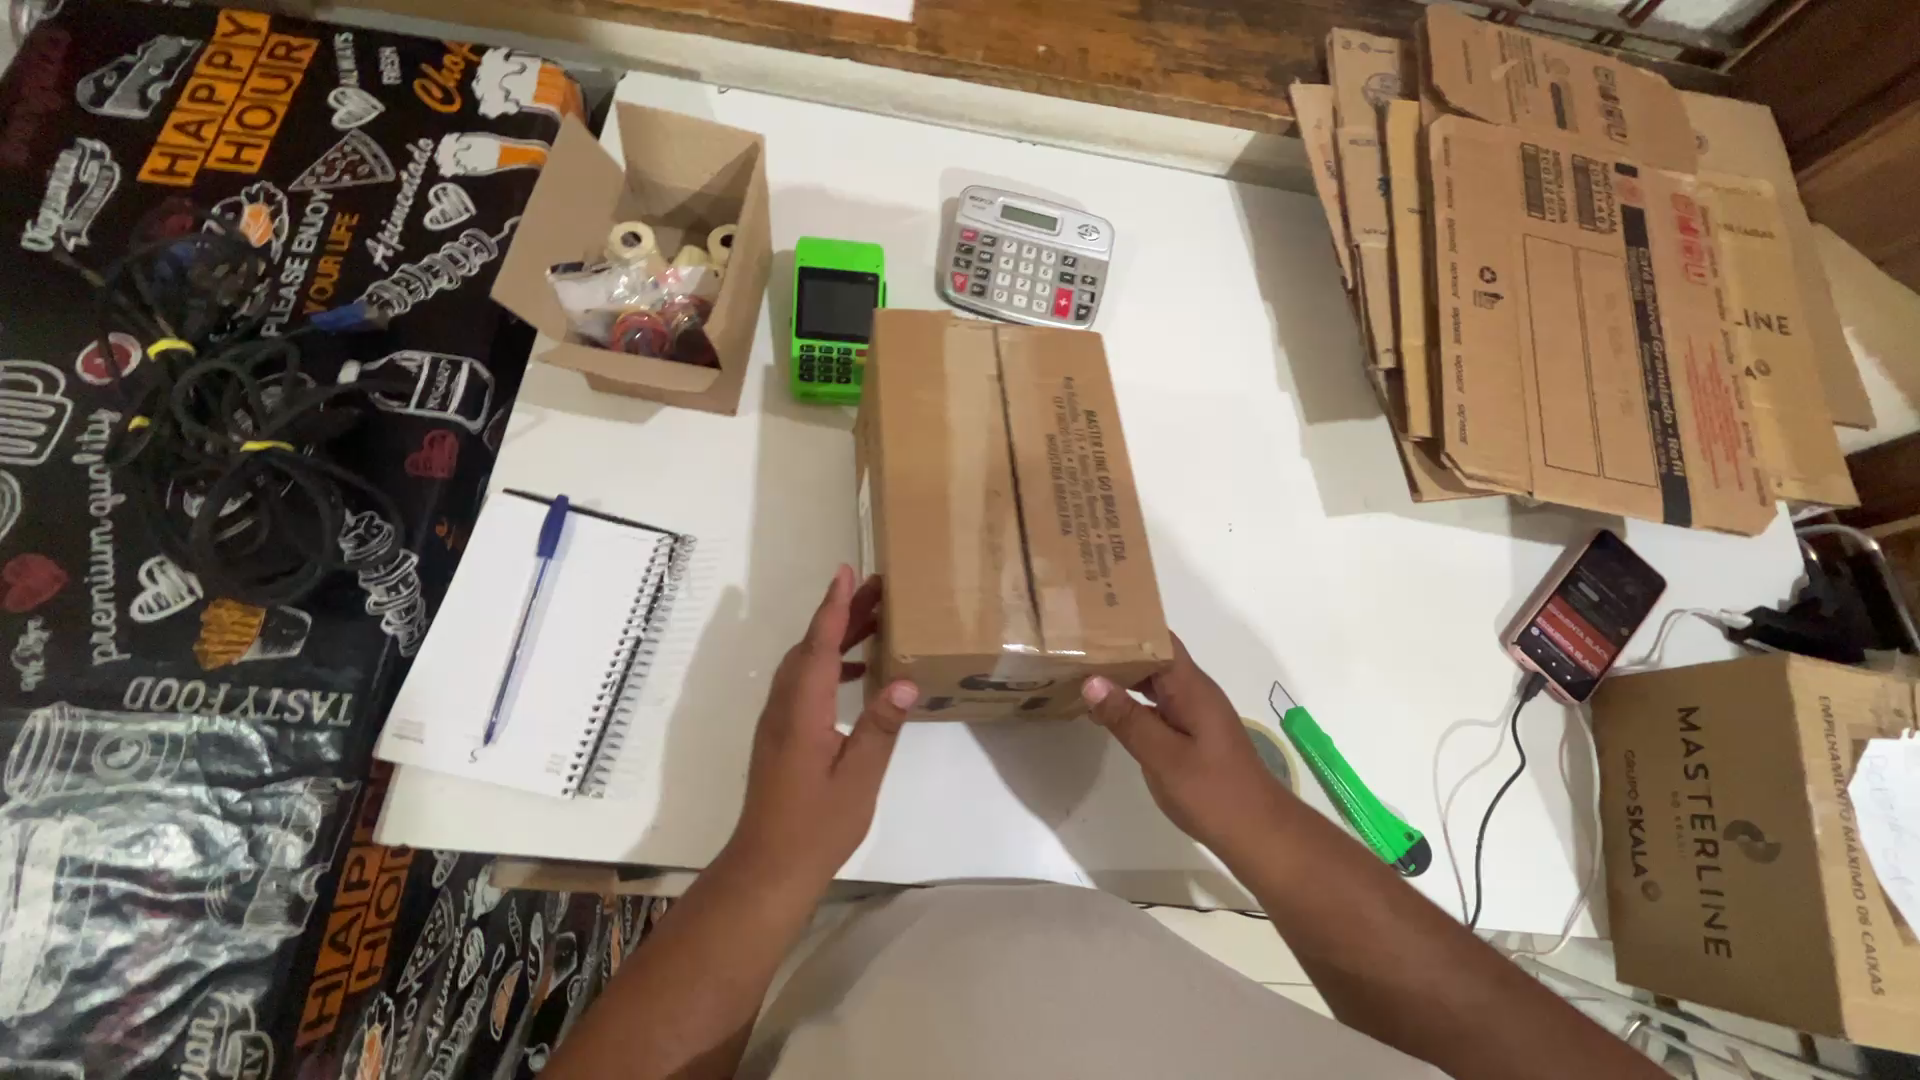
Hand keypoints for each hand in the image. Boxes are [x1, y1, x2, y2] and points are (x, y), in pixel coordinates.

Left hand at [726, 565, 917, 887]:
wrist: (767, 867)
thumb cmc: (816, 826)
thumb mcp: (858, 779)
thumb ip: (879, 728)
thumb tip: (904, 682)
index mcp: (802, 712)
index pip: (819, 646)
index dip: (834, 608)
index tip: (847, 572)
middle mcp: (784, 708)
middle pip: (811, 647)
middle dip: (840, 613)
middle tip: (875, 588)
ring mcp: (778, 722)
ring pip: (805, 664)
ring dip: (834, 637)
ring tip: (873, 621)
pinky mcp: (780, 736)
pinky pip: (803, 683)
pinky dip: (828, 664)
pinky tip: (855, 673)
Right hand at [1083, 634, 1291, 857]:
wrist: (1258, 833)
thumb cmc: (1213, 793)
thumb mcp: (1163, 757)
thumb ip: (1127, 718)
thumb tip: (1091, 680)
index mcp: (1191, 687)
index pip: (1158, 639)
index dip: (1126, 626)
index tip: (1089, 622)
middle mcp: (1194, 691)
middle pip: (1153, 656)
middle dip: (1116, 649)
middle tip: (1073, 646)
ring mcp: (1194, 712)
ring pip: (1154, 681)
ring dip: (1122, 676)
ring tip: (1080, 672)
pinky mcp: (1191, 732)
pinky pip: (1157, 704)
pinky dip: (1131, 701)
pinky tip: (1105, 711)